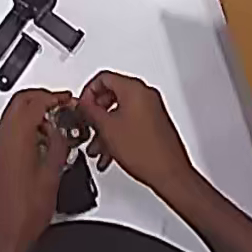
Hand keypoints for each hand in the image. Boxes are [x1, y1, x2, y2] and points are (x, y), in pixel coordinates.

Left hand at [0, 88, 75, 251]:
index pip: (34, 102)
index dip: (53, 97)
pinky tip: (42, 138)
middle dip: (42, 98)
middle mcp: (2, 138)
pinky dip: (26, 125)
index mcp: (16, 137)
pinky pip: (10, 129)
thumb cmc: (24, 212)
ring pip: (14, 114)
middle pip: (20, 101)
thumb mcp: (52, 174)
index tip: (66, 99)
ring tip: (55, 121)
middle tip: (61, 103)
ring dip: (33, 111)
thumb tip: (62, 130)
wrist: (5, 233)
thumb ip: (58, 145)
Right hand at [76, 71, 198, 199]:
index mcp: (134, 89)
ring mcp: (152, 110)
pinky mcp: (155, 124)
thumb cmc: (145, 151)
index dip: (88, 92)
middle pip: (112, 93)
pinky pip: (130, 121)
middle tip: (88, 122)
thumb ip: (90, 111)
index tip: (82, 106)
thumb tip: (83, 104)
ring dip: (105, 126)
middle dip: (96, 111)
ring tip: (97, 145)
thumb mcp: (106, 127)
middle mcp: (145, 95)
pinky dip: (117, 132)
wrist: (169, 174)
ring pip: (120, 110)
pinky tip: (109, 151)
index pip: (103, 78)